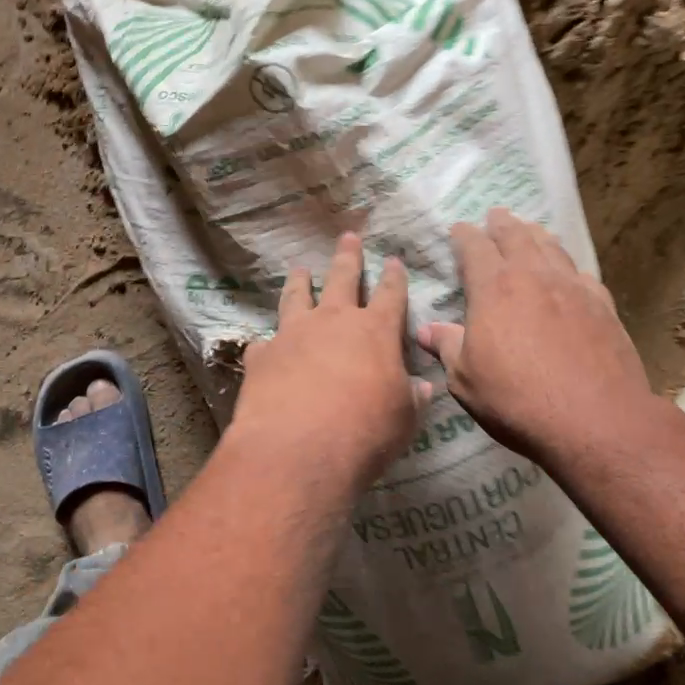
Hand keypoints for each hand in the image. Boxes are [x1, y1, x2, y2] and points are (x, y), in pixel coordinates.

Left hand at [231, 233, 432, 486]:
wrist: (298, 448)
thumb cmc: (365, 433)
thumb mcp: (403, 420)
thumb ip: (412, 399)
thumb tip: (422, 387)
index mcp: (375, 331)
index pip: (390, 295)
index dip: (394, 278)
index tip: (394, 261)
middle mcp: (333, 321)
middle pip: (342, 278)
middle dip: (348, 257)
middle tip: (348, 237)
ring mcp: (293, 334)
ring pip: (297, 297)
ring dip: (299, 282)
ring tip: (299, 269)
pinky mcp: (262, 356)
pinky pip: (265, 342)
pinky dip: (267, 341)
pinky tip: (263, 343)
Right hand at [416, 209, 650, 462]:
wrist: (595, 419)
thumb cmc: (518, 400)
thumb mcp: (466, 380)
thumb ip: (447, 347)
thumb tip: (424, 330)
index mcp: (494, 288)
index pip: (475, 247)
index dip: (464, 235)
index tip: (459, 229)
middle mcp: (533, 275)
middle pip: (516, 236)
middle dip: (502, 223)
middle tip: (496, 215)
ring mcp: (572, 287)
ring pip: (552, 247)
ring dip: (536, 235)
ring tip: (530, 230)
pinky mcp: (602, 305)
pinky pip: (581, 273)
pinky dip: (568, 265)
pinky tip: (569, 272)